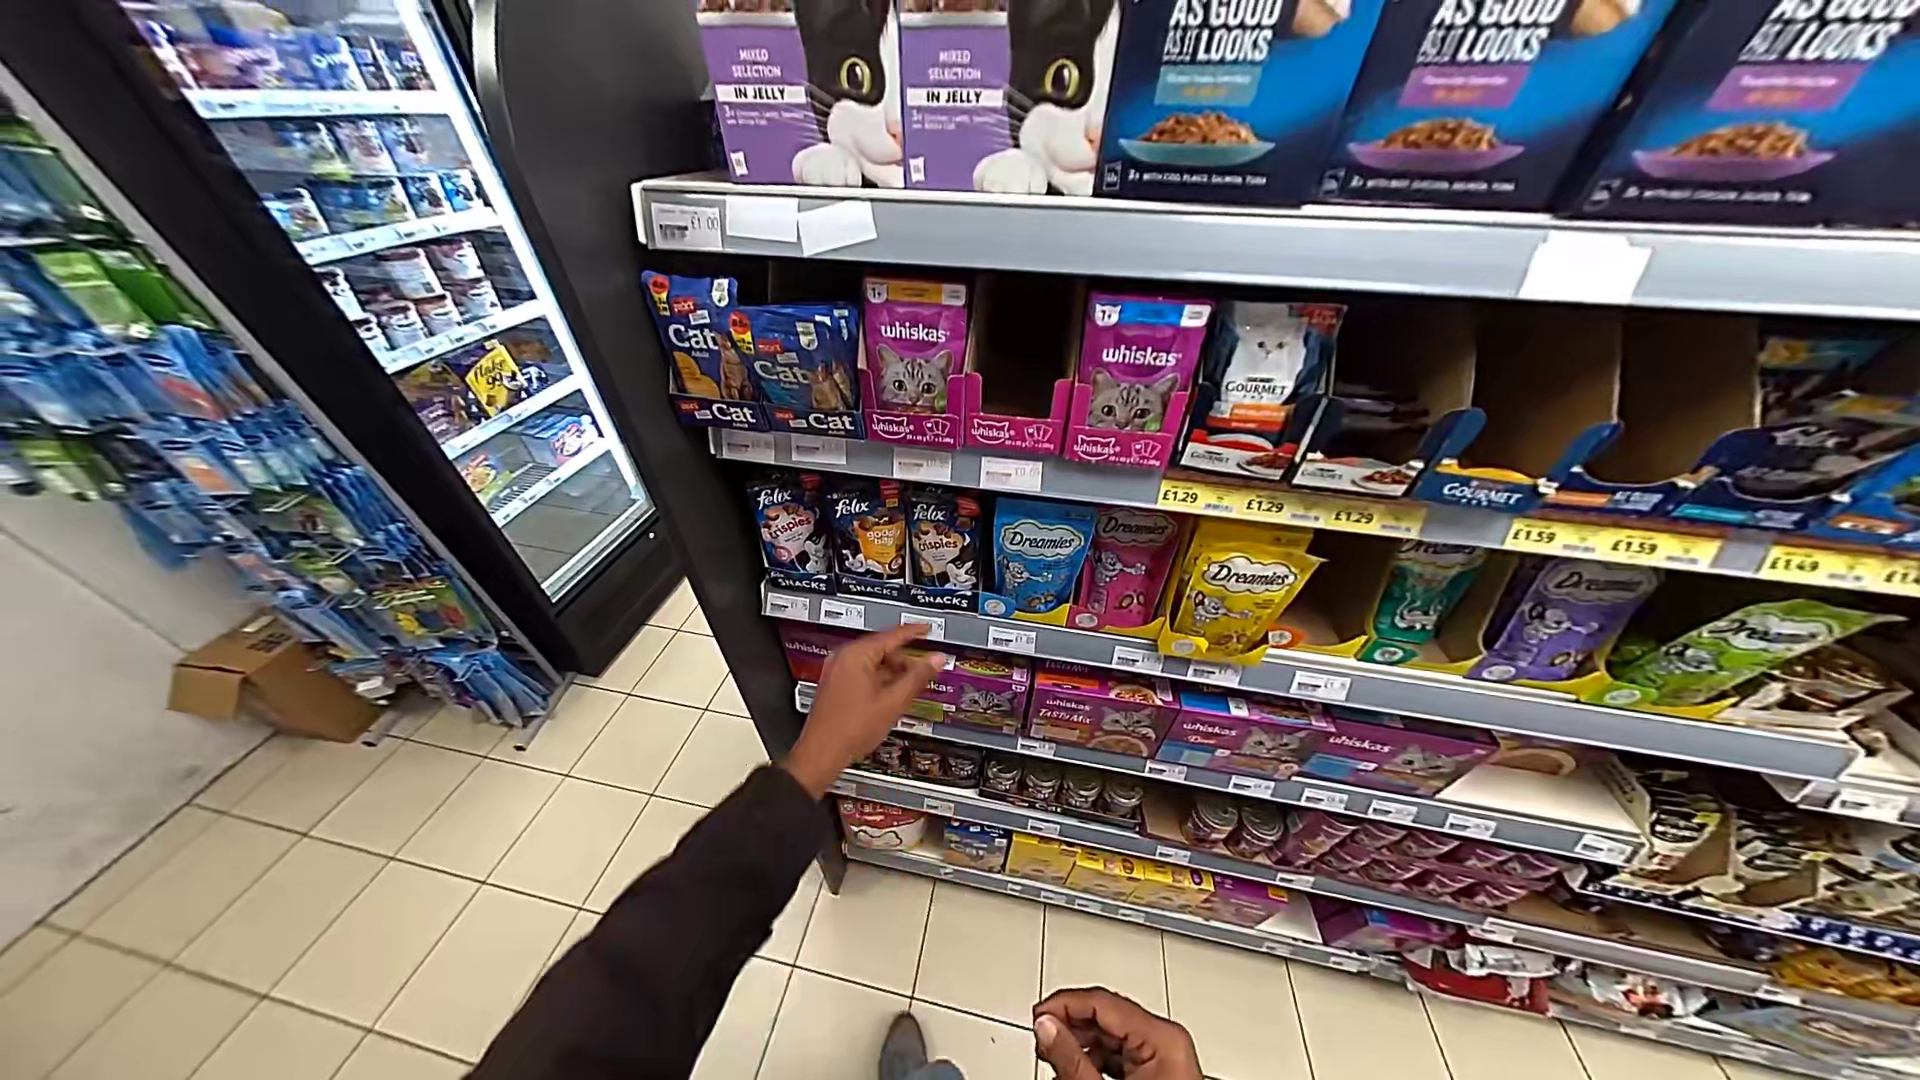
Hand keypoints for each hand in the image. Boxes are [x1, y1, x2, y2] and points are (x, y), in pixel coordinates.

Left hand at [783, 625, 944, 797]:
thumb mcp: (893, 701)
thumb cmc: (850, 729)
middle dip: (904, 659)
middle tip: (922, 668)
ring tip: (907, 687)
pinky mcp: (835, 683)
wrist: (822, 753)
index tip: (926, 629)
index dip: (914, 632)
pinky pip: (862, 671)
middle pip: (881, 647)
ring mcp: (836, 670)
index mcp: (856, 655)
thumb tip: (935, 660)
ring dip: (891, 671)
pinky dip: (878, 678)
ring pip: (872, 661)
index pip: (892, 635)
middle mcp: (842, 657)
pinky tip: (889, 695)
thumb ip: (917, 677)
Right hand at [1032, 988, 1201, 1079]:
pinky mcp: (1160, 1076)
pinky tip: (1078, 1073)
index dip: (1064, 1005)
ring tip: (1057, 1061)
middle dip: (1071, 1027)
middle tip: (1043, 1038)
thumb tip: (1046, 1027)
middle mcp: (1168, 1043)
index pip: (1102, 1002)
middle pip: (1107, 1017)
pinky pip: (1122, 1057)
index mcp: (1163, 1039)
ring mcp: (1166, 1060)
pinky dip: (1097, 1063)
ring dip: (1081, 1047)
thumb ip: (1072, 1060)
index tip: (1039, 1017)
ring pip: (1112, 1037)